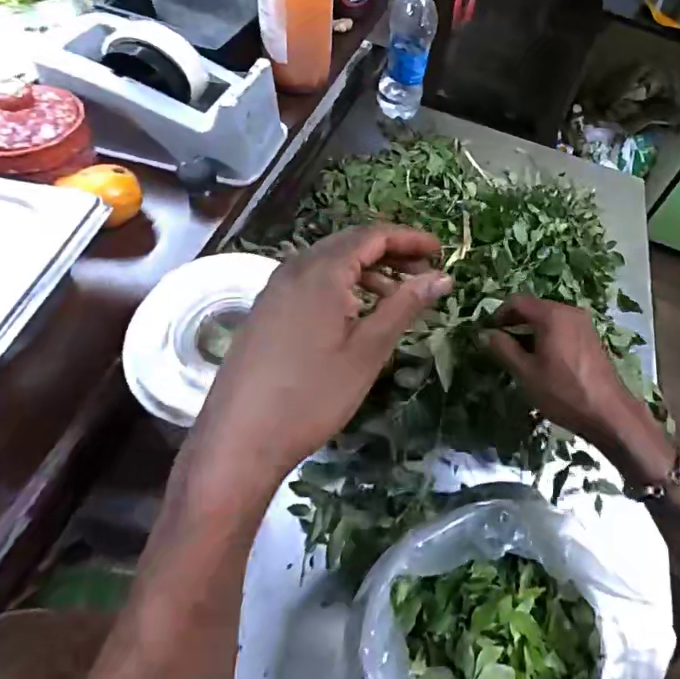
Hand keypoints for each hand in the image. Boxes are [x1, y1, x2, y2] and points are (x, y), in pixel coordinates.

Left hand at [191, 224, 450, 486]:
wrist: (237, 443)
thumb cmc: (312, 395)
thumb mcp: (368, 350)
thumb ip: (405, 305)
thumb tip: (442, 277)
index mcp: (321, 271)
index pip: (373, 235)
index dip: (410, 239)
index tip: (441, 252)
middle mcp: (294, 269)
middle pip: (351, 243)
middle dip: (391, 252)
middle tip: (425, 273)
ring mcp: (275, 289)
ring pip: (330, 261)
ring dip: (368, 269)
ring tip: (397, 296)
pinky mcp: (265, 311)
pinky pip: (311, 280)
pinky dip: (342, 284)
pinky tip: (356, 313)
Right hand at [483, 294, 674, 485]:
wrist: (609, 413)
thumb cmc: (563, 392)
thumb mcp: (526, 373)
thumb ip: (503, 349)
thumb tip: (484, 333)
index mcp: (552, 314)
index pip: (517, 301)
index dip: (499, 315)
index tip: (489, 334)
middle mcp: (570, 310)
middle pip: (535, 307)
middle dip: (515, 322)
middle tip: (501, 346)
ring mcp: (584, 322)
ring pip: (549, 318)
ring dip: (532, 330)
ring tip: (521, 356)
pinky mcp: (592, 336)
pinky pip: (563, 326)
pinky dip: (549, 335)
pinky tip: (544, 359)